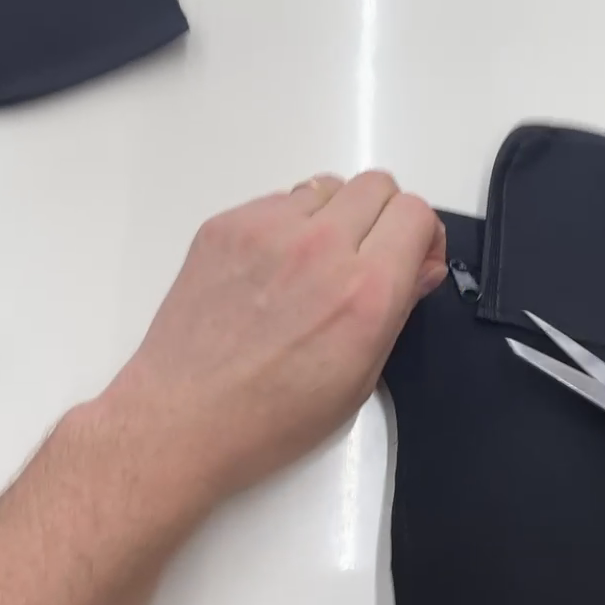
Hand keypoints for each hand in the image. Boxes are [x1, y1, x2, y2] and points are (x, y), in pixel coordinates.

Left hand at [97, 171, 445, 503]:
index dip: (421, 237)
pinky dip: (289, 226)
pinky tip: (273, 272)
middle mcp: (321, 247)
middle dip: (384, 220)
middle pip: (377, 186)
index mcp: (366, 292)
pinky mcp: (226, 225)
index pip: (416, 213)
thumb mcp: (359, 380)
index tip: (411, 260)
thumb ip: (397, 310)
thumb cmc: (272, 418)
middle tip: (368, 259)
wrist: (183, 418)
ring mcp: (268, 229)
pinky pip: (278, 202)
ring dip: (336, 217)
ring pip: (327, 187)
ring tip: (315, 266)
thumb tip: (418, 268)